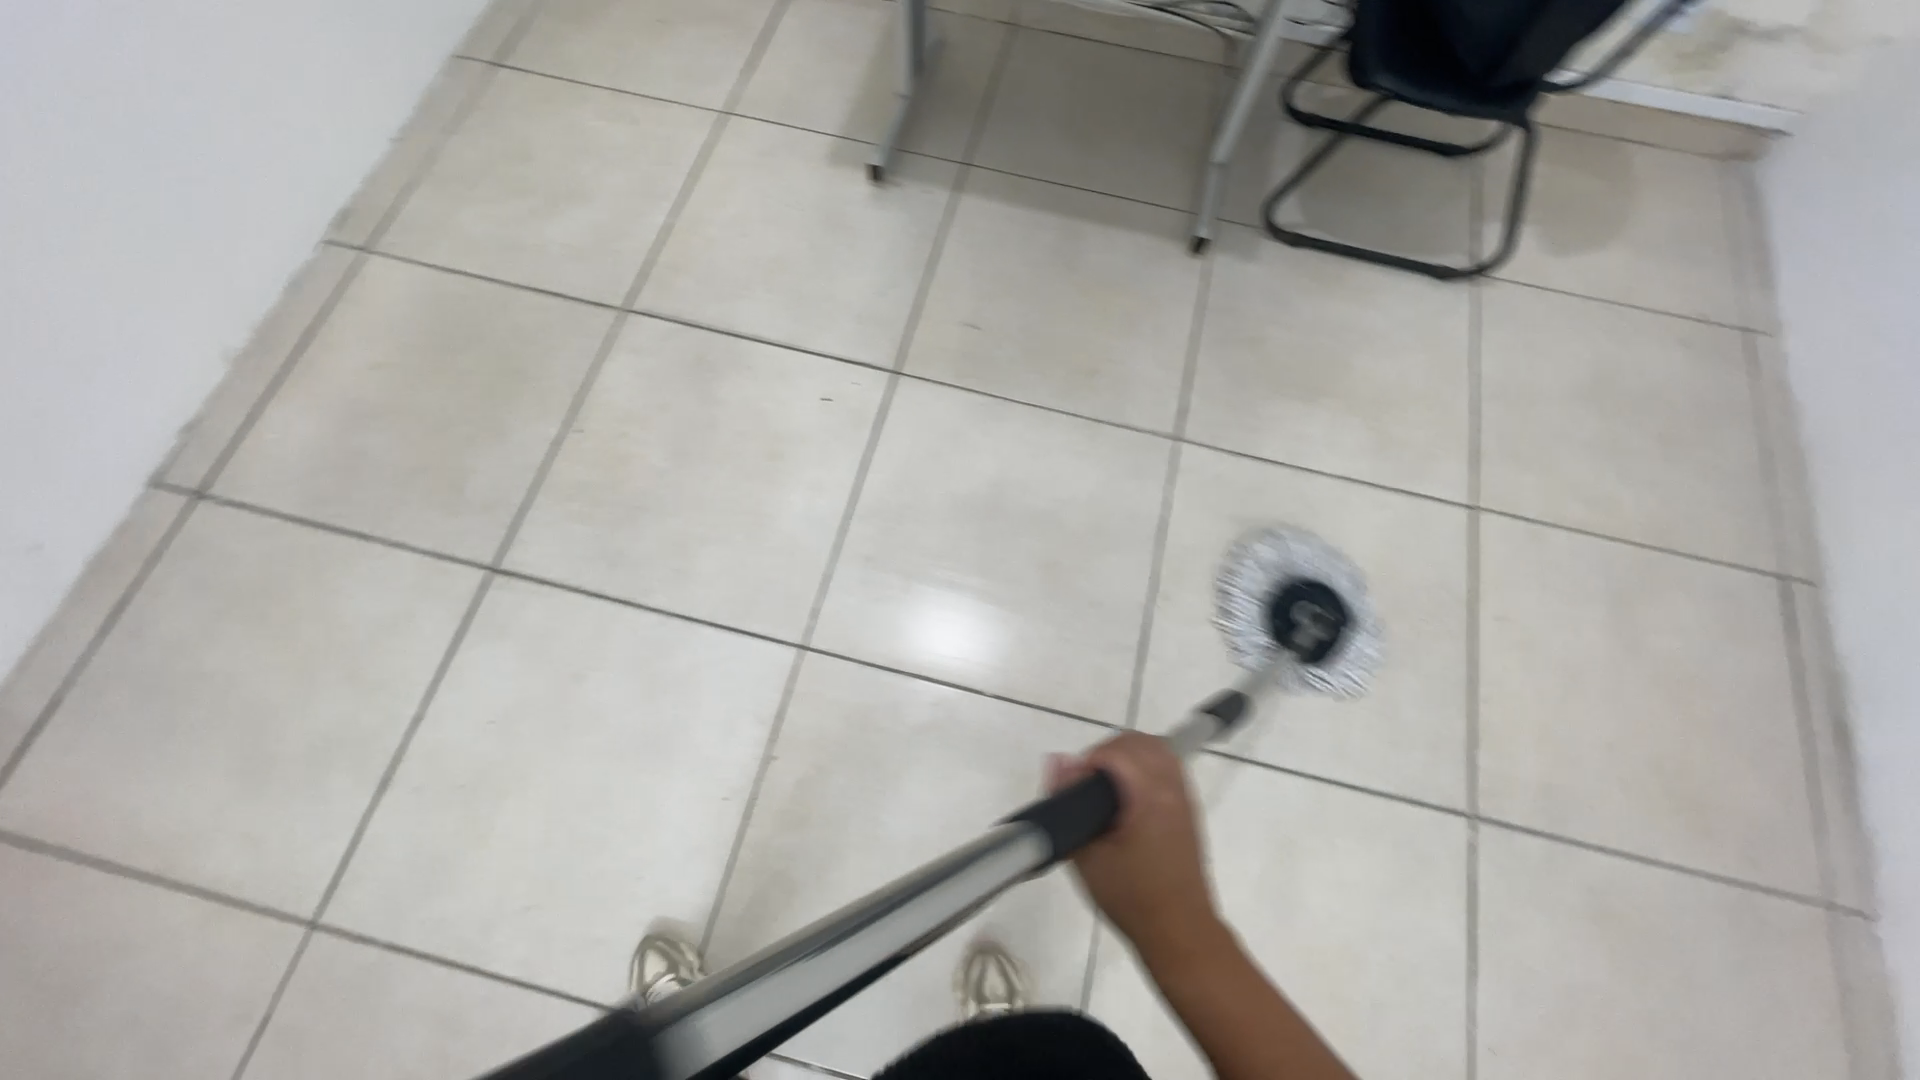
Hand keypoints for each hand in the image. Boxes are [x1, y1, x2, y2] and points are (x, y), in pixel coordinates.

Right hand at [1045, 733, 1220, 955]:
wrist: (1180, 931)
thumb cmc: (1130, 897)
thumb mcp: (1087, 855)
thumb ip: (1069, 804)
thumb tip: (1057, 761)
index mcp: (1150, 797)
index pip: (1117, 751)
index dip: (1089, 761)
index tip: (1074, 787)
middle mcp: (1172, 788)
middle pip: (1140, 742)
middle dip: (1107, 751)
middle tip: (1086, 783)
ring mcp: (1184, 797)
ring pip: (1157, 749)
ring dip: (1128, 756)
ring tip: (1104, 786)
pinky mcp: (1188, 808)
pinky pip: (1168, 766)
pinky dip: (1145, 766)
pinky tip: (1126, 795)